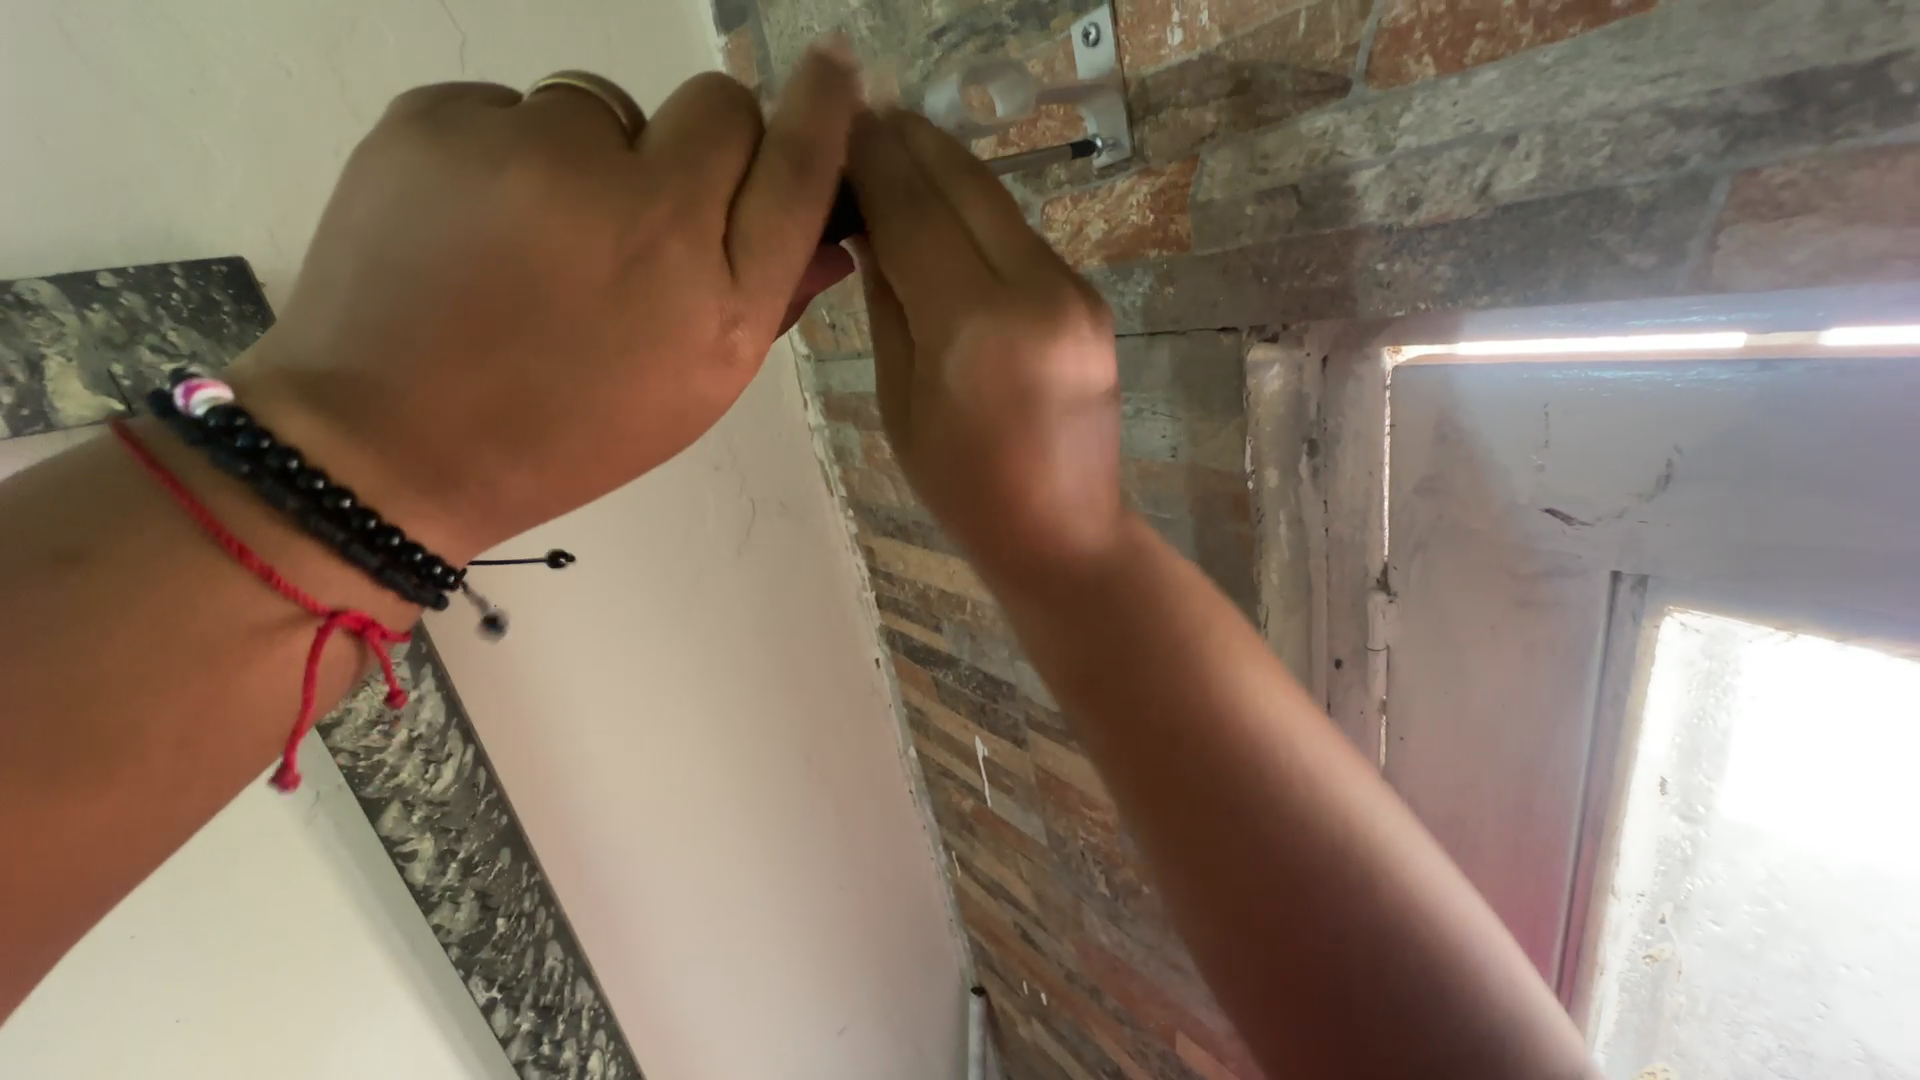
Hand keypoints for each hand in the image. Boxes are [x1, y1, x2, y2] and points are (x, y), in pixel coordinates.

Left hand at [227, 48, 860, 559]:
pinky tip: (480, 226)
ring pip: (606, 107)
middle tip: (659, 203)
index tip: (834, 67)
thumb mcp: (695, 391)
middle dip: (708, 142)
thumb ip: (770, 306)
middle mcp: (651, 213)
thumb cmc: (572, 433)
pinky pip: (514, 110)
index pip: (797, 170)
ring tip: (546, 237)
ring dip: (599, 154)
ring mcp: (543, 156)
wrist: (392, 441)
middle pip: (719, 105)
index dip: (823, 110)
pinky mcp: (444, 121)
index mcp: (719, 299)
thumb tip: (829, 241)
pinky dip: (513, 156)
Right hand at [845, 110, 1126, 586]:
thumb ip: (887, 301)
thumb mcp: (899, 401)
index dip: (871, 158)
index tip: (836, 126)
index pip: (913, 208)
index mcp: (974, 326)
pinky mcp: (1090, 298)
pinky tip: (945, 217)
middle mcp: (1035, 291)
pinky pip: (1021, 237)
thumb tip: (869, 220)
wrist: (1063, 531)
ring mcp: (1074, 291)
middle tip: (863, 124)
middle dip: (909, 143)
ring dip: (944, 170)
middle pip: (963, 183)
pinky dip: (978, 214)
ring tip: (896, 158)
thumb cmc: (963, 489)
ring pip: (998, 201)